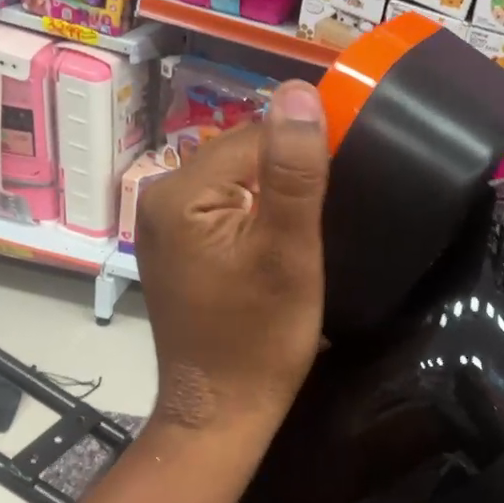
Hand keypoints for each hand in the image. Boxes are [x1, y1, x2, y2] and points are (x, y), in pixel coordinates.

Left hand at [134, 81, 329, 432]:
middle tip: (328, 222)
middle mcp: (160, 197)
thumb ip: (295, 171)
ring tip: (306, 238)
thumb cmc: (260, 337)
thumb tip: (300, 92)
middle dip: (289, 179)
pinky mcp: (176, 247)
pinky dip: (257, 218)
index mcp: (182, 191)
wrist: (221, 410)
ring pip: (238, 182)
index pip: (257, 136)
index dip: (306, 156)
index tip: (342, 188)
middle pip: (244, 156)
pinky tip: (278, 248)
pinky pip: (226, 209)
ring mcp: (163, 224)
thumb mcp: (289, 251)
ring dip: (276, 199)